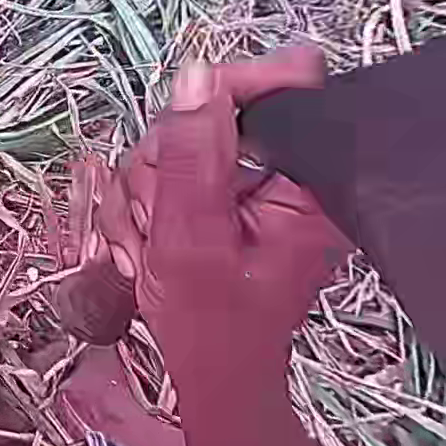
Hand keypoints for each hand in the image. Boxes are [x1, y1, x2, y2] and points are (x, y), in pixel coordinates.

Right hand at [95, 47, 350, 445]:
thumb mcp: (193, 237)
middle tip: (156, 214)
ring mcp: (243, 184)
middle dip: (161, 163)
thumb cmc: (211, 318)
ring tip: (149, 239)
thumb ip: (190, 157)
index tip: (180, 124)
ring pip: (170, 147)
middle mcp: (279, 172)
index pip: (284, 85)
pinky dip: (140, 206)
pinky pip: (158, 174)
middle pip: (207, 116)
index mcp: (304, 177)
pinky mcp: (215, 197)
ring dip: (143, 193)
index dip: (226, 90)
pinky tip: (146, 240)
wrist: (208, 366)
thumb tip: (194, 79)